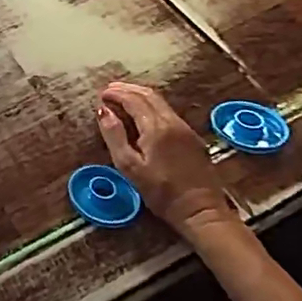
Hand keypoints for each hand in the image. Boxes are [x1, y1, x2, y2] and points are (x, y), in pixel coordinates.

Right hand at [96, 82, 241, 238]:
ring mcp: (185, 128)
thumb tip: (103, 111)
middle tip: (109, 91)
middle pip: (149, 95)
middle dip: (127, 89)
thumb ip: (115, 136)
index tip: (101, 94)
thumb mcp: (130, 167)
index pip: (133, 100)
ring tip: (123, 98)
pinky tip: (143, 114)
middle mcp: (172, 122)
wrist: (201, 211)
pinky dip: (151, 105)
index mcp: (156, 127)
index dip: (116, 94)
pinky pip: (168, 112)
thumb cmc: (161, 192)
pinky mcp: (192, 138)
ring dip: (140, 96)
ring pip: (160, 102)